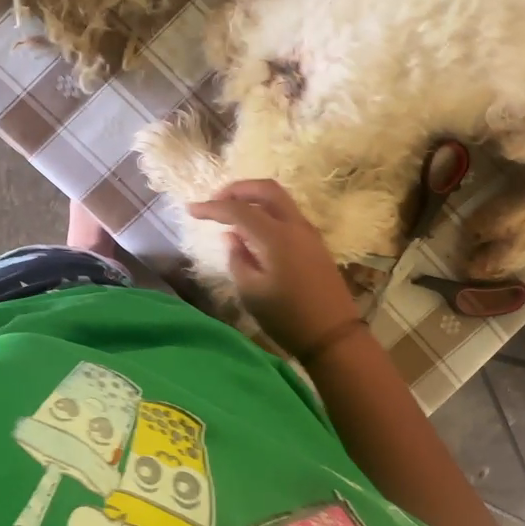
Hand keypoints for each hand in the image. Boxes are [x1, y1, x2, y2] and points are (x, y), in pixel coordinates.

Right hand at [188, 180, 362, 358]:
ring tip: (231, 213)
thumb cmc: (287, 318)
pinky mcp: (315, 244)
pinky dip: (267, 211)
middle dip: (237, 189)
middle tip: (215, 201)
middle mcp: (295, 226)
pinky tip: (253, 229)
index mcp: (276, 237)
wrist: (333, 336)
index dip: (212, 207)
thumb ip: (237, 259)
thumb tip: (231, 236)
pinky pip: (288, 214)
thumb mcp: (252, 292)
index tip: (191, 210)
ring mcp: (309, 233)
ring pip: (279, 199)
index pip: (239, 209)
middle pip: (266, 189)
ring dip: (253, 198)